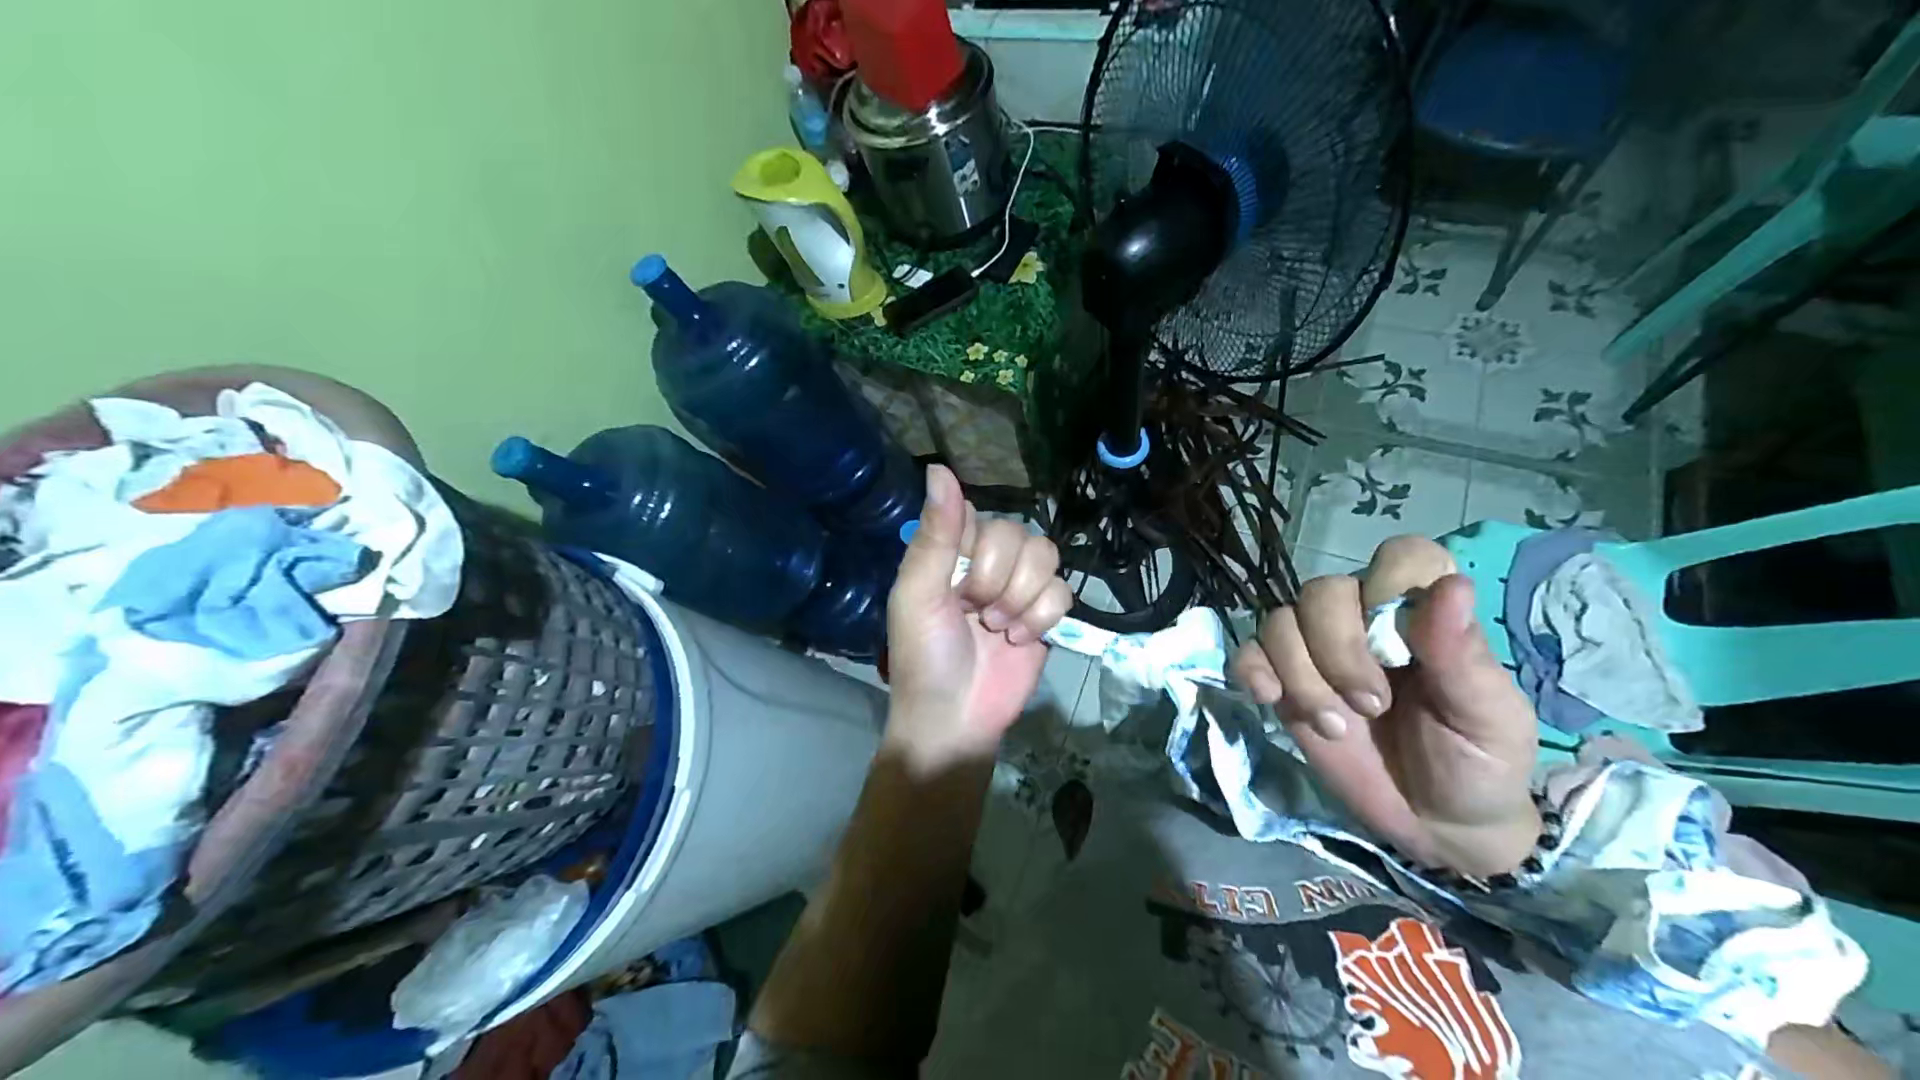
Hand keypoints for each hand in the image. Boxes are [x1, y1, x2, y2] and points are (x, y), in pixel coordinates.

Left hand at [885, 465, 1073, 770]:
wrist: (957, 719)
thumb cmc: (925, 656)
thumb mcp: (917, 594)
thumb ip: (936, 533)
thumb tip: (939, 468)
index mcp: (953, 551)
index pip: (985, 519)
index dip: (980, 555)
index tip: (958, 588)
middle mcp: (988, 562)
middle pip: (1022, 536)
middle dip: (1000, 583)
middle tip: (977, 614)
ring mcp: (1019, 587)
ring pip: (1047, 558)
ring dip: (1022, 600)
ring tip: (997, 628)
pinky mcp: (1045, 614)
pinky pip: (1063, 591)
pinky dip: (1042, 618)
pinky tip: (1019, 640)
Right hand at [1230, 536, 1540, 876]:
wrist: (1435, 823)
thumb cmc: (1478, 763)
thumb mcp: (1487, 715)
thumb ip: (1461, 653)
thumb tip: (1452, 585)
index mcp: (1422, 615)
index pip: (1399, 557)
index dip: (1389, 583)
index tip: (1400, 645)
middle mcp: (1363, 620)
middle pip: (1322, 592)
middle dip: (1337, 651)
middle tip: (1371, 707)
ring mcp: (1316, 651)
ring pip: (1279, 622)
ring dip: (1301, 675)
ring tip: (1333, 725)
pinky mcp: (1283, 681)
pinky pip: (1247, 653)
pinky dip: (1252, 671)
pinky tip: (1271, 700)